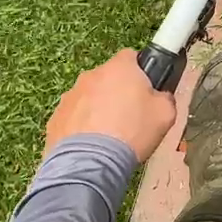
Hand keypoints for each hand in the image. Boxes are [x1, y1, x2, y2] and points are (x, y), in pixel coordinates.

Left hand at [43, 49, 176, 161]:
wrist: (90, 165)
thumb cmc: (131, 133)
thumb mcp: (166, 114)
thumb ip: (166, 97)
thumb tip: (161, 96)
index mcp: (120, 68)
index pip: (131, 56)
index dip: (141, 71)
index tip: (146, 88)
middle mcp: (91, 76)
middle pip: (108, 77)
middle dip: (118, 92)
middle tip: (131, 116)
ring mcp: (70, 96)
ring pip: (89, 97)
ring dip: (98, 109)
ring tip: (109, 135)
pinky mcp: (55, 118)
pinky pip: (74, 117)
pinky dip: (82, 127)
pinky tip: (92, 146)